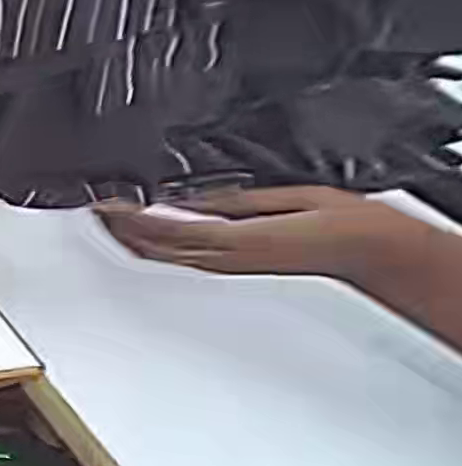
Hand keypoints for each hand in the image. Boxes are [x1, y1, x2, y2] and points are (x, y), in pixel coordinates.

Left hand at [94, 186, 439, 282]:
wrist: (372, 252)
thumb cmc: (341, 222)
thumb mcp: (284, 198)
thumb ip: (229, 202)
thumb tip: (184, 199)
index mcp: (226, 239)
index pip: (157, 227)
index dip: (124, 215)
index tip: (103, 203)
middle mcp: (212, 258)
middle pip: (144, 244)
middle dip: (114, 227)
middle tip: (94, 208)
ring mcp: (212, 266)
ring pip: (151, 254)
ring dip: (124, 237)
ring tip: (106, 218)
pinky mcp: (218, 268)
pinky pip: (168, 258)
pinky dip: (144, 245)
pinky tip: (136, 234)